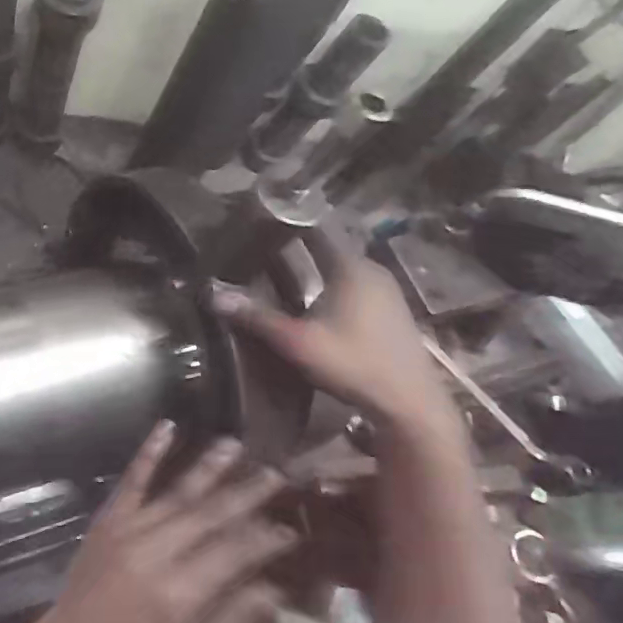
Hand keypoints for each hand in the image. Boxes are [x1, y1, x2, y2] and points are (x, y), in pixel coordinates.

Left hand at [10, 422, 293, 622]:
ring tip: (236, 444)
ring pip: (176, 492)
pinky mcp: (108, 521)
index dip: (265, 539)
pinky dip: (148, 452)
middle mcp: (154, 553)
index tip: (291, 528)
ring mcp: (127, 531)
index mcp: (178, 593)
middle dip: (247, 493)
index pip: (233, 553)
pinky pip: (131, 481)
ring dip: (208, 467)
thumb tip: (271, 589)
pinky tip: (166, 427)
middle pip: (209, 515)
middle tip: (277, 474)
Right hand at [211, 233, 456, 434]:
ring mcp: (386, 290)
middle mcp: (370, 269)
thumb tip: (214, 295)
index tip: (260, 221)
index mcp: (349, 267)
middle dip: (297, 249)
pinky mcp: (391, 310)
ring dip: (315, 270)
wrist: (409, 401)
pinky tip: (315, 304)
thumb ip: (256, 317)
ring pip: (342, 269)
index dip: (288, 222)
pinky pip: (354, 286)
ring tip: (282, 276)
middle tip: (262, 252)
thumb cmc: (353, 363)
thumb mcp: (297, 342)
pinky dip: (331, 286)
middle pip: (328, 249)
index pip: (315, 230)